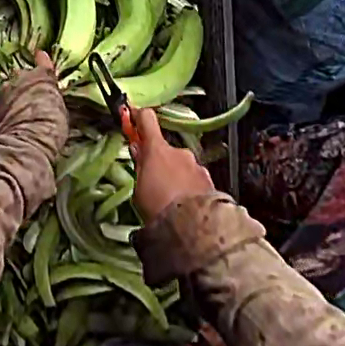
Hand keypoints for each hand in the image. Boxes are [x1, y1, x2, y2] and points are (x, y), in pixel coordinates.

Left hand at [0, 51, 63, 137]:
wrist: (21, 148)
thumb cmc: (49, 131)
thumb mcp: (59, 111)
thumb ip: (51, 96)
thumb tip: (46, 90)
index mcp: (40, 78)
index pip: (42, 64)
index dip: (41, 60)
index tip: (40, 55)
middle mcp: (16, 80)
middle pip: (18, 78)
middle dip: (21, 86)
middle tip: (26, 100)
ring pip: (2, 93)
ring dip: (6, 102)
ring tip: (10, 118)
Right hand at [130, 107, 213, 222]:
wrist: (193, 229)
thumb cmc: (158, 206)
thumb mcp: (139, 188)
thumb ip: (140, 166)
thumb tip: (138, 149)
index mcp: (158, 149)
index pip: (147, 119)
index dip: (139, 116)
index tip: (133, 116)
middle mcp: (180, 152)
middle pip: (166, 149)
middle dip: (161, 162)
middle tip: (155, 183)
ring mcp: (197, 166)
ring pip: (182, 166)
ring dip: (177, 176)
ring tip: (172, 201)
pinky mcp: (210, 183)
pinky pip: (195, 180)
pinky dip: (190, 188)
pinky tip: (187, 207)